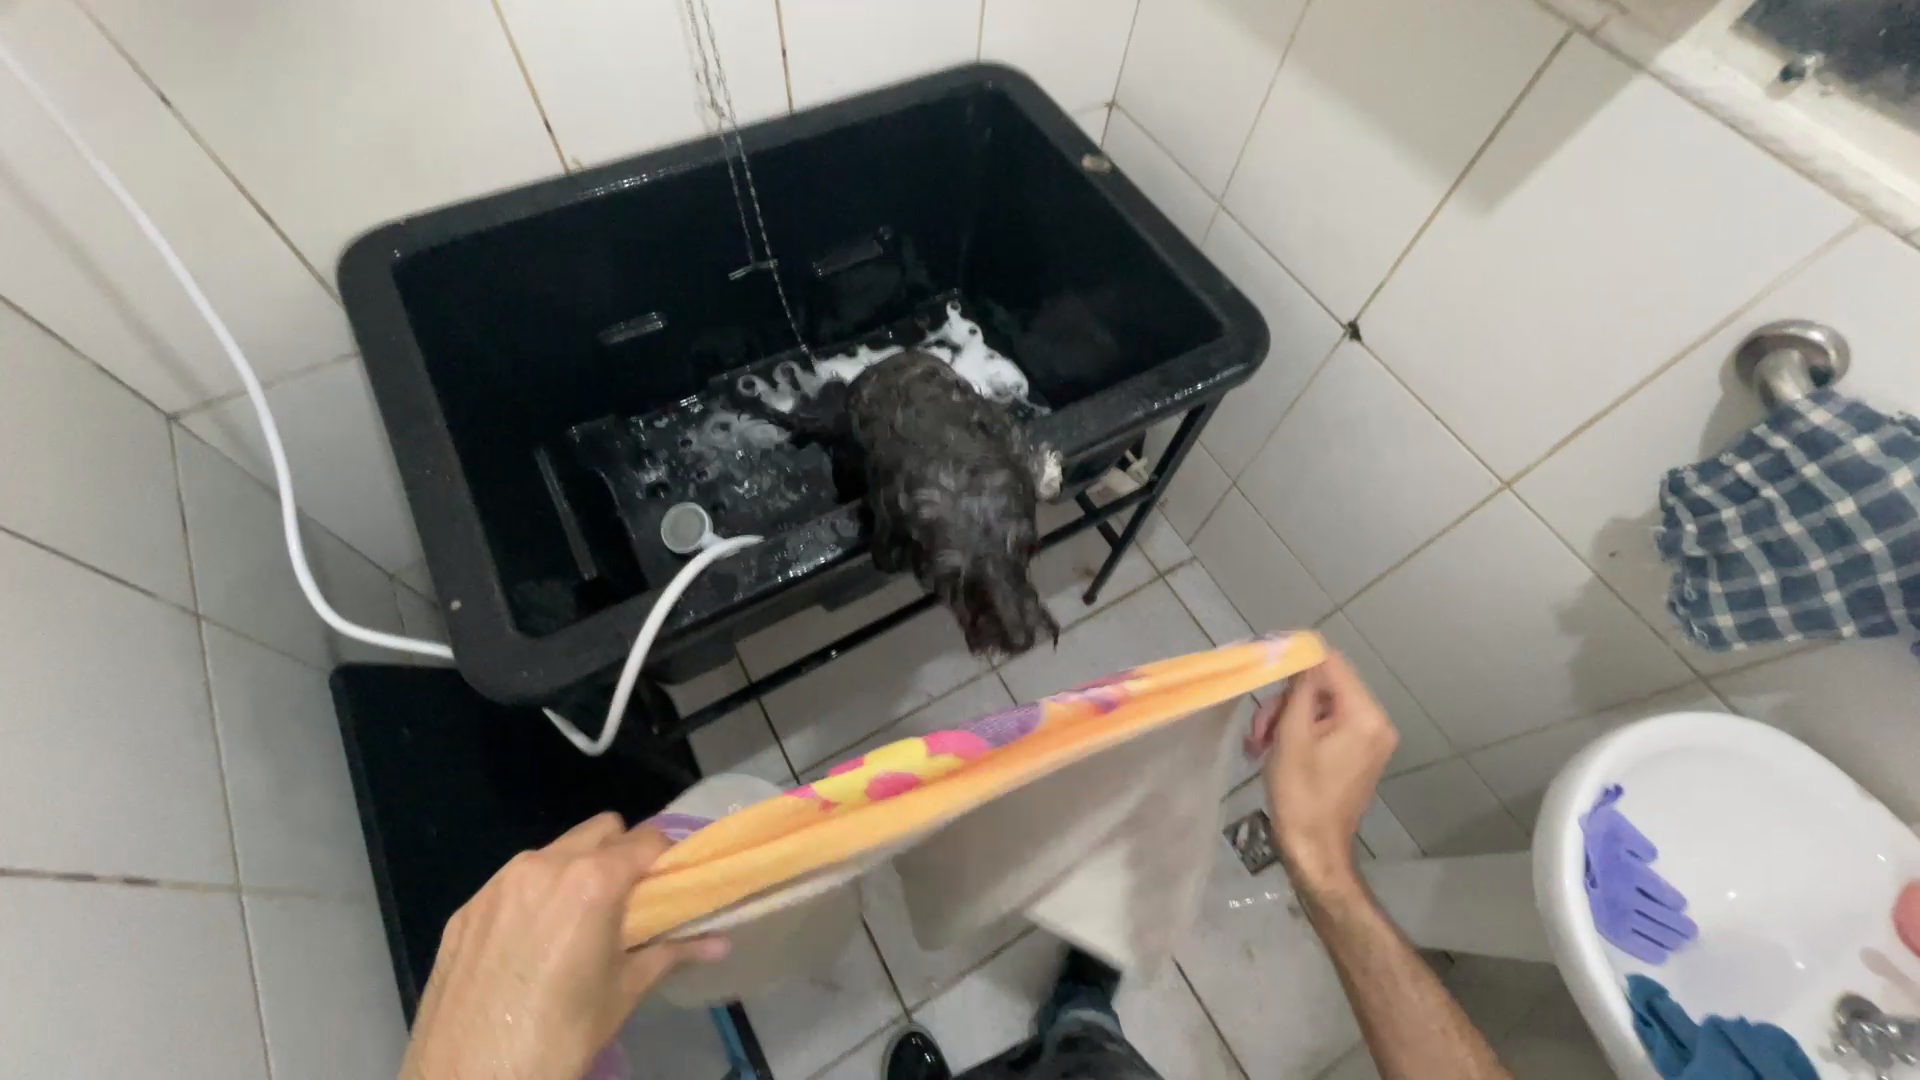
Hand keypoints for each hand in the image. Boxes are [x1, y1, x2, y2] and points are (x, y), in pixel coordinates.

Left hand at [400, 813, 728, 1079]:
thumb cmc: (559, 1039)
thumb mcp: (624, 992)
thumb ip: (674, 952)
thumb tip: (722, 944)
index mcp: (593, 880)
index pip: (648, 839)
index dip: (665, 858)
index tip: (668, 886)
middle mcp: (545, 865)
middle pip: (603, 830)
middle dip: (620, 855)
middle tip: (624, 902)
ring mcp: (499, 885)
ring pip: (556, 852)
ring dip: (575, 871)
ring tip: (573, 925)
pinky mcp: (465, 911)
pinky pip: (514, 883)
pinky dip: (532, 898)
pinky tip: (527, 947)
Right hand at [1246, 652, 1397, 897]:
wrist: (1314, 848)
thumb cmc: (1300, 793)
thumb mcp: (1291, 734)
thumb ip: (1299, 688)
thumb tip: (1299, 650)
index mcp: (1365, 716)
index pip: (1331, 663)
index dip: (1296, 654)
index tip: (1261, 655)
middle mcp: (1375, 722)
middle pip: (1322, 685)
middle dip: (1284, 699)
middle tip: (1258, 726)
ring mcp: (1368, 738)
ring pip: (1318, 704)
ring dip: (1284, 716)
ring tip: (1259, 742)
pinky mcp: (1357, 751)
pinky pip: (1324, 723)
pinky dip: (1296, 729)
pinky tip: (1272, 747)